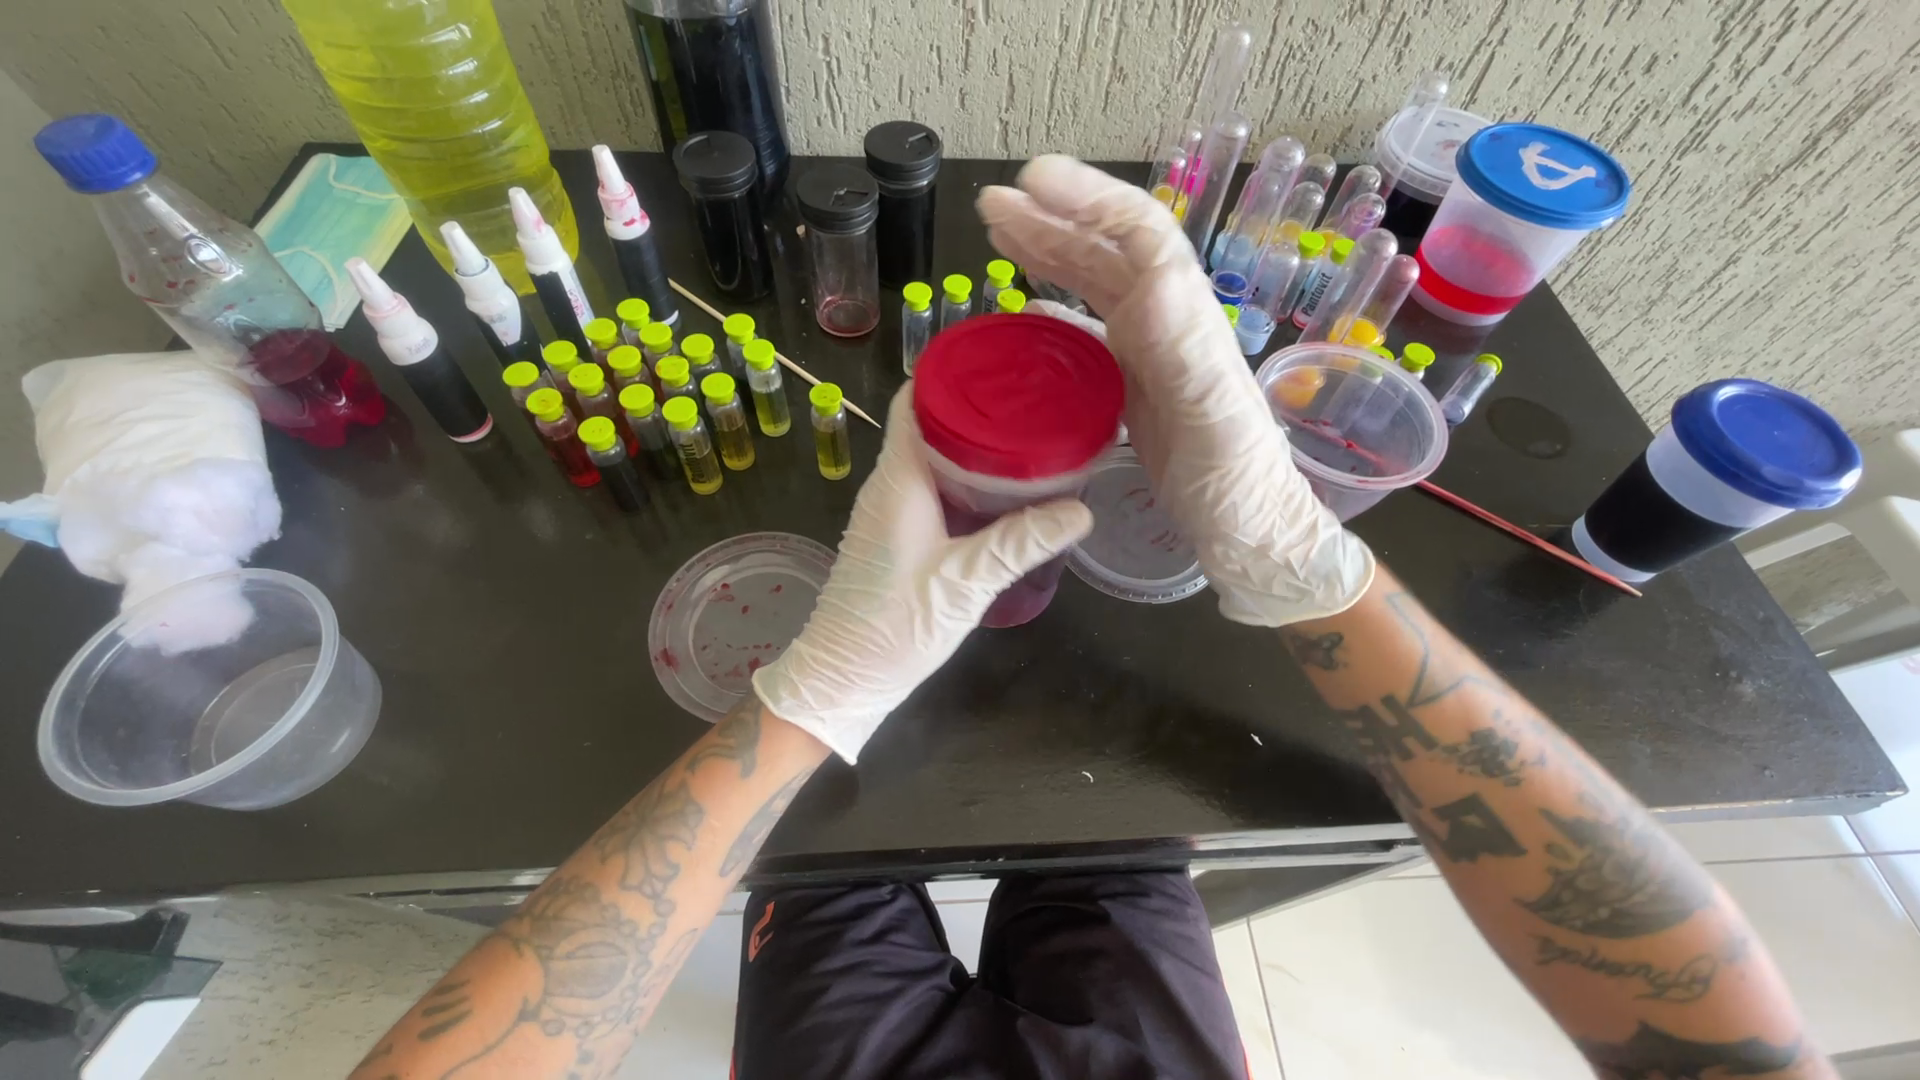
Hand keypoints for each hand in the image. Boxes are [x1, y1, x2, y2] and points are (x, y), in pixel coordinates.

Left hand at [753, 388, 1092, 762]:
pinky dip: (966, 482)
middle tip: (1034, 403)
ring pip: (933, 460)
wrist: (844, 678)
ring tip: (1029, 439)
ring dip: (974, 449)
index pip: (915, 400)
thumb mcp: (965, 583)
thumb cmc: (895, 626)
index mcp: (898, 480)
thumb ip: (1021, 543)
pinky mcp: (896, 537)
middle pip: (930, 425)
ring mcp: (890, 512)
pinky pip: (933, 490)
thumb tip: (1081, 510)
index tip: (1002, 365)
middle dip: (978, 411)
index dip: (953, 374)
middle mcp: (889, 486)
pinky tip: (1003, 493)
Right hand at [977, 154, 1373, 627]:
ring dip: (1049, 255)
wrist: (1247, 531)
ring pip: (1093, 287)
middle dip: (1052, 219)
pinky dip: (1054, 315)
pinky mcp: (1133, 389)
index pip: (1138, 234)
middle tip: (994, 205)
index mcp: (1182, 318)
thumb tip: (1146, 277)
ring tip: (1000, 235)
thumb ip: (1184, 348)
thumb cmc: (1234, 481)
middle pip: (1106, 252)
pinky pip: (1087, 337)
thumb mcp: (1213, 415)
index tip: (1031, 180)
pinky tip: (1027, 312)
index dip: (1086, 199)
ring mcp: (1148, 355)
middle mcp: (1165, 324)